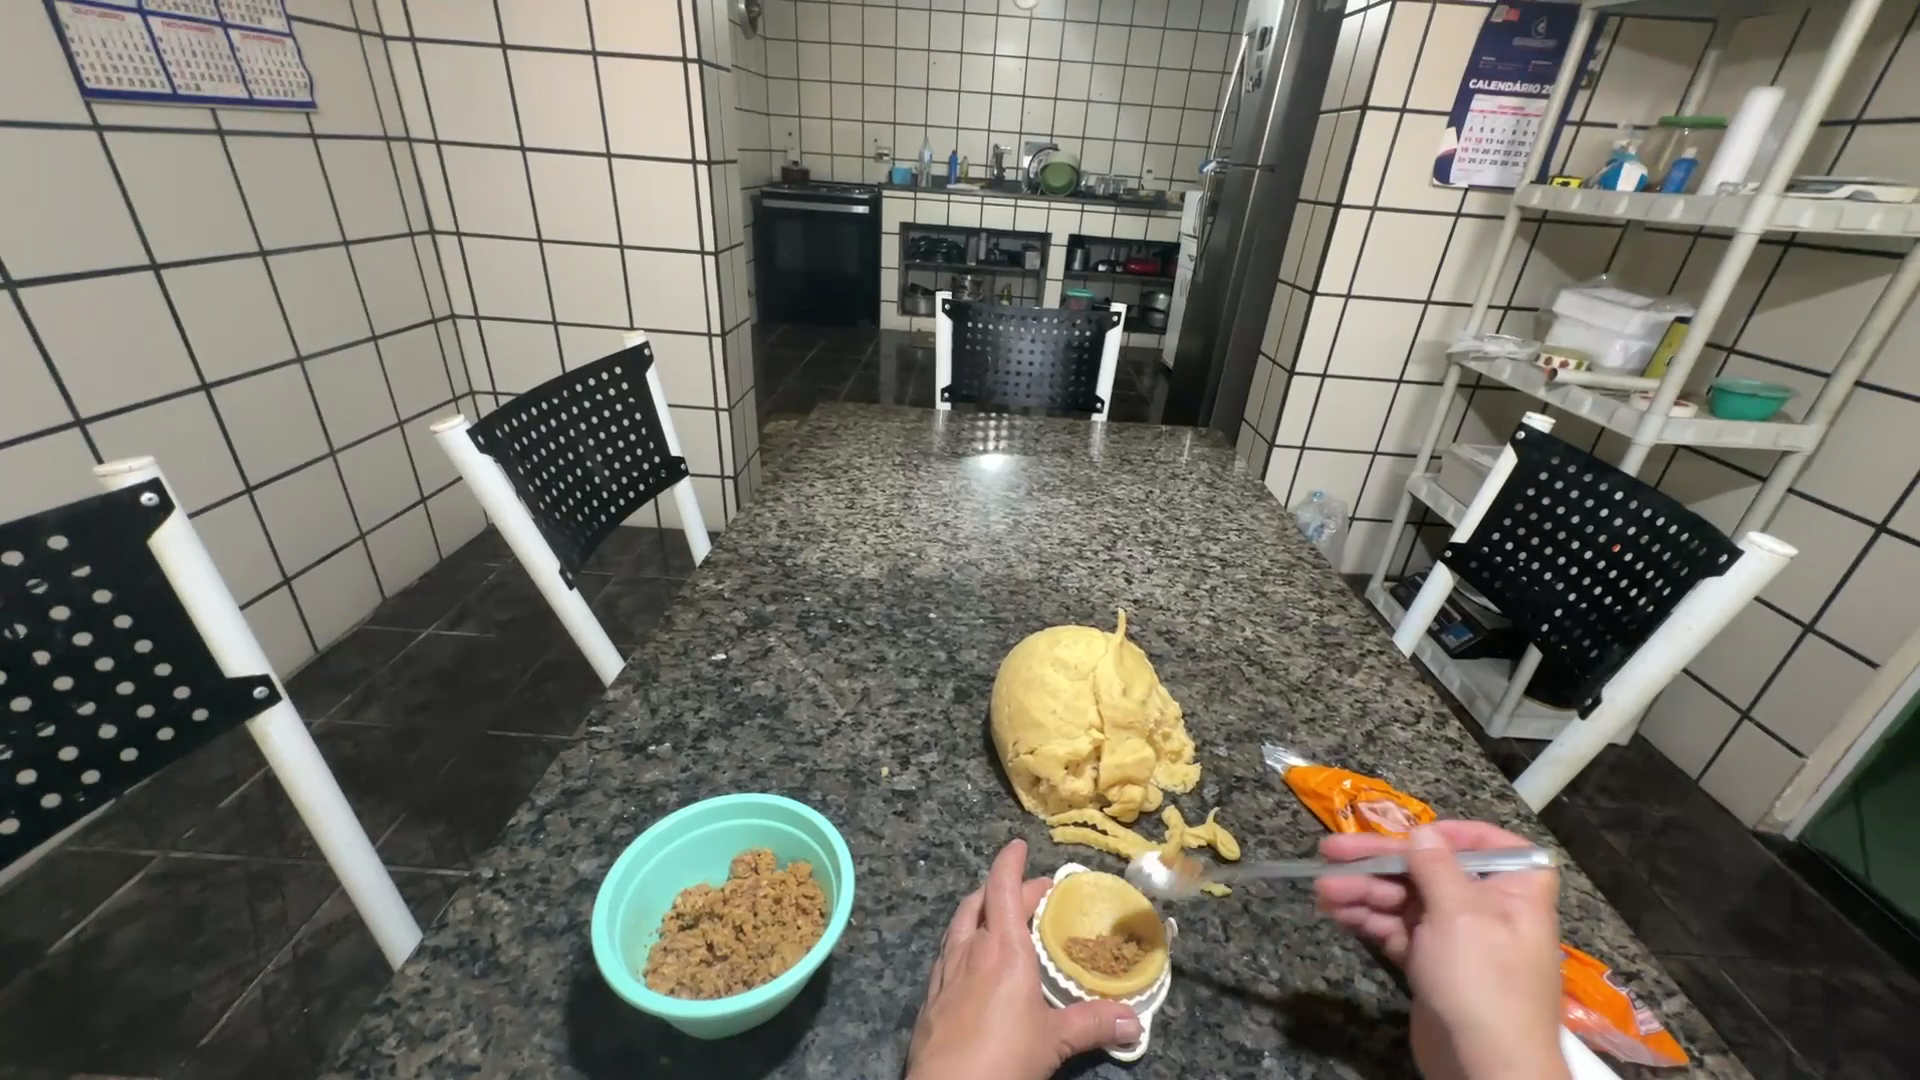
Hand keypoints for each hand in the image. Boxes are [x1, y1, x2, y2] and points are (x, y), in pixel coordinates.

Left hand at [907, 839, 1140, 1079]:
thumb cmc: (1003, 1057)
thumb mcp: (1055, 1041)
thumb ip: (1093, 1024)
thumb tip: (1134, 1021)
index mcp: (1003, 948)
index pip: (1002, 887)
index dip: (1010, 862)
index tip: (1018, 844)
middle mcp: (971, 948)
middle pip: (981, 900)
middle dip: (1003, 887)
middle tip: (1029, 892)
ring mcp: (945, 970)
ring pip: (960, 922)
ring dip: (979, 909)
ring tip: (997, 915)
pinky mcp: (930, 995)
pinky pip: (947, 952)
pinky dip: (963, 940)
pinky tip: (971, 959)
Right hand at [1316, 822, 1568, 1079]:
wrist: (1486, 1071)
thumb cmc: (1483, 984)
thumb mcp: (1461, 916)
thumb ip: (1437, 867)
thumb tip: (1423, 831)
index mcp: (1511, 895)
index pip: (1495, 848)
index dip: (1458, 835)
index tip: (1416, 833)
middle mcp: (1484, 911)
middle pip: (1428, 870)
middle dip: (1378, 861)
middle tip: (1330, 850)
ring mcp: (1454, 939)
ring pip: (1402, 898)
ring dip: (1361, 890)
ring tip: (1323, 890)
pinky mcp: (1429, 963)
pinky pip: (1393, 928)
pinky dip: (1366, 918)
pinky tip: (1335, 913)